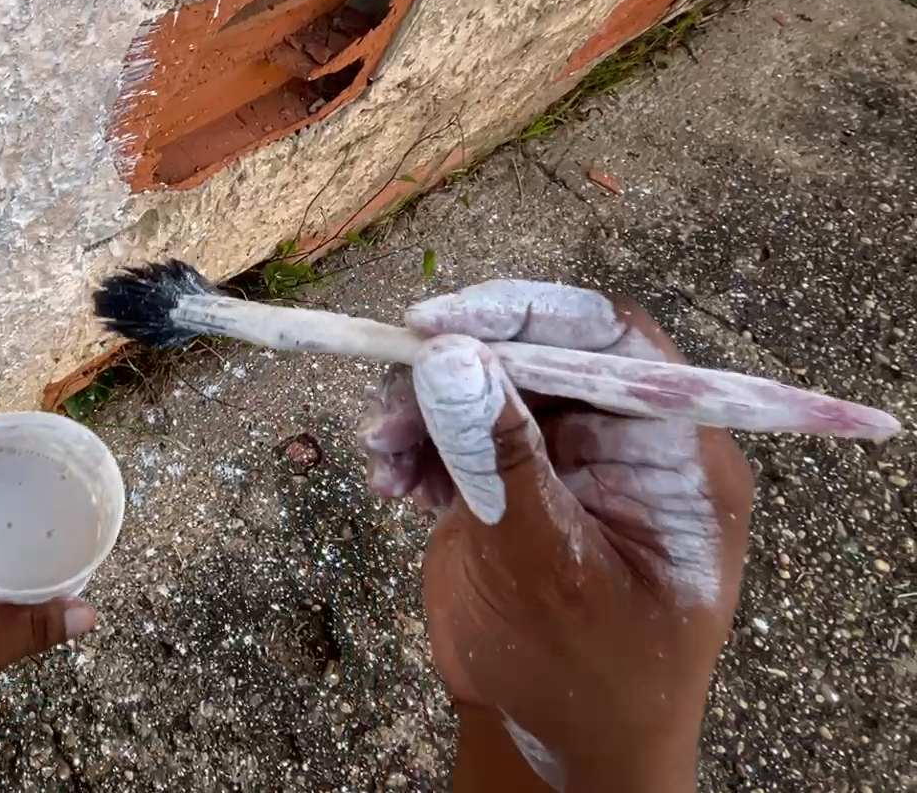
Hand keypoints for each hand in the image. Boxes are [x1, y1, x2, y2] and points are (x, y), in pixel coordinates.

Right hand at [358, 282, 753, 791]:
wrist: (542, 732)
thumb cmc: (578, 668)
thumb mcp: (541, 560)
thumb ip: (497, 455)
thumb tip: (448, 355)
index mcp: (665, 454)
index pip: (607, 341)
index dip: (521, 313)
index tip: (431, 324)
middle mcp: (610, 442)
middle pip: (521, 358)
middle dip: (444, 375)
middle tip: (386, 408)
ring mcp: (548, 458)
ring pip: (468, 388)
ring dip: (413, 415)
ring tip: (380, 459)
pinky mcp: (496, 476)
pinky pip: (441, 429)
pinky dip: (405, 449)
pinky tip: (391, 487)